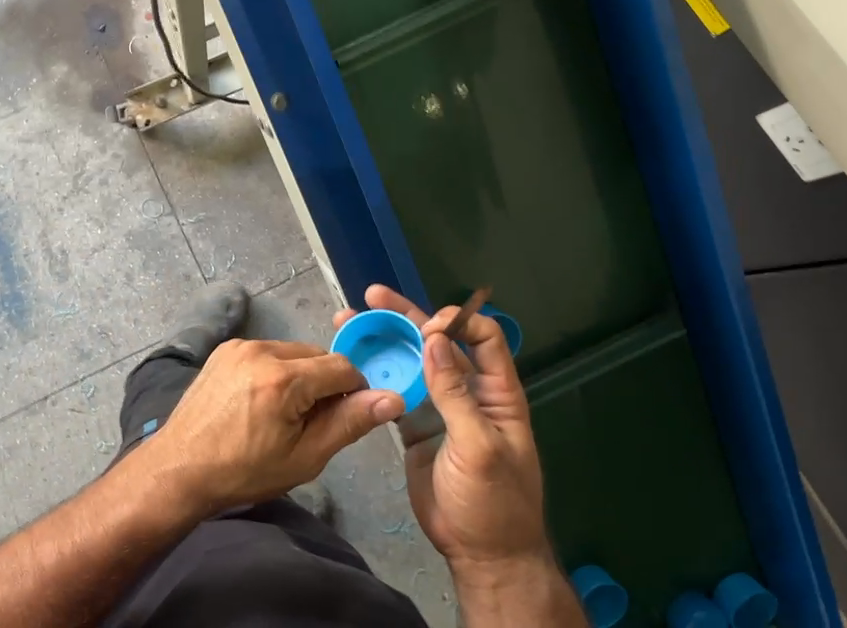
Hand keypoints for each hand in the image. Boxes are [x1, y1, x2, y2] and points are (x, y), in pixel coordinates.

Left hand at [131, 338, 405, 514]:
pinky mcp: (223, 350)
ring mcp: (238, 347)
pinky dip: (275, 370)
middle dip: (325, 383)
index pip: (342, 367)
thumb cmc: (245, 471)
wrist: (181, 468)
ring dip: (300, 375)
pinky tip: (262, 402)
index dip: (354, 391)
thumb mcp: (305, 457)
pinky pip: (266, 352)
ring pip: (291, 352)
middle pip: (316, 355)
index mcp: (283, 378)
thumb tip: (393, 399)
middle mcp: (261, 350)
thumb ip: (349, 422)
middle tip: (313, 422)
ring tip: (284, 415)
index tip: (347, 418)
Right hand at [331, 286, 550, 572]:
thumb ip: (455, 394)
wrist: (479, 552)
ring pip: (410, 361)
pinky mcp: (414, 424)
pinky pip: (393, 388)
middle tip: (373, 296)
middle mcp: (467, 390)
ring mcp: (438, 406)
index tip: (427, 326)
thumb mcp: (480, 447)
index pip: (483, 337)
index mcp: (496, 392)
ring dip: (384, 340)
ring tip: (350, 320)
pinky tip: (350, 360)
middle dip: (408, 316)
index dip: (457, 323)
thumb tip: (433, 340)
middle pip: (438, 341)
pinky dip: (374, 372)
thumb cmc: (494, 501)